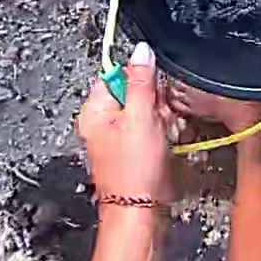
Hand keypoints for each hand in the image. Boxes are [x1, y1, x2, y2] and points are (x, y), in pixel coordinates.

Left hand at [77, 41, 171, 204]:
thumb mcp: (141, 116)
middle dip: (155, 101)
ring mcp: (119, 135)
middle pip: (136, 91)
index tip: (153, 91)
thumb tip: (141, 49)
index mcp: (94, 111)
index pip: (117, 75)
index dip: (140, 79)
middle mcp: (103, 121)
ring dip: (163, 117)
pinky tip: (166, 142)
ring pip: (149, 109)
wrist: (141, 210)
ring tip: (164, 134)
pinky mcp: (135, 147)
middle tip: (160, 118)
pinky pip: (154, 126)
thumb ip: (142, 80)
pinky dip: (164, 130)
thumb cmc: (134, 169)